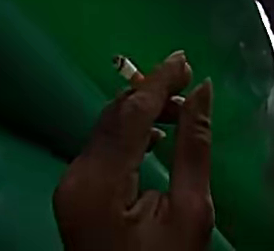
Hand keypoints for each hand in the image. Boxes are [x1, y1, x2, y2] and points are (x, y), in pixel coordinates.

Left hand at [54, 51, 214, 250]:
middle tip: (187, 79)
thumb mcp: (190, 214)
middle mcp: (75, 177)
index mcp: (98, 183)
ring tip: (180, 106)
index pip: (131, 112)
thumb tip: (203, 89)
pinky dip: (130, 130)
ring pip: (108, 126)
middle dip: (151, 93)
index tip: (185, 59)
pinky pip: (103, 145)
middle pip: (115, 115)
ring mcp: (71, 186)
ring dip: (142, 110)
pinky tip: (155, 133)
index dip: (159, 81)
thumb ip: (194, 146)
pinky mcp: (75, 193)